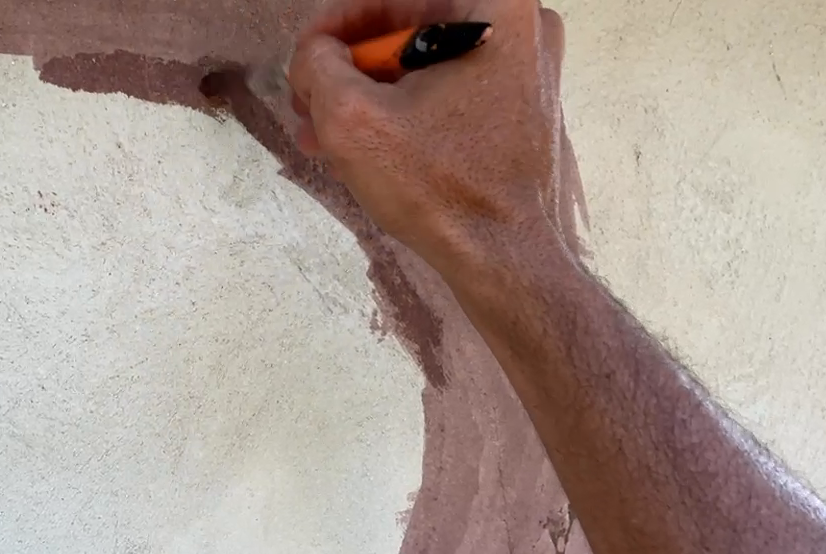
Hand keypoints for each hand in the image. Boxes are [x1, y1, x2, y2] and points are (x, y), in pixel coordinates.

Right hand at [289, 0, 582, 283]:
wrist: (503, 257)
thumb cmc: (440, 189)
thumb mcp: (352, 121)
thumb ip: (319, 69)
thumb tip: (313, 58)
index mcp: (488, 4)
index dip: (332, 25)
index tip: (302, 62)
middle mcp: (517, 26)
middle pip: (408, 30)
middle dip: (348, 70)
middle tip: (309, 105)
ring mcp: (523, 72)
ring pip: (424, 69)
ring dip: (368, 99)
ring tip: (323, 137)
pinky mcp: (517, 115)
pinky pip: (446, 99)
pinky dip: (403, 118)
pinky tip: (366, 152)